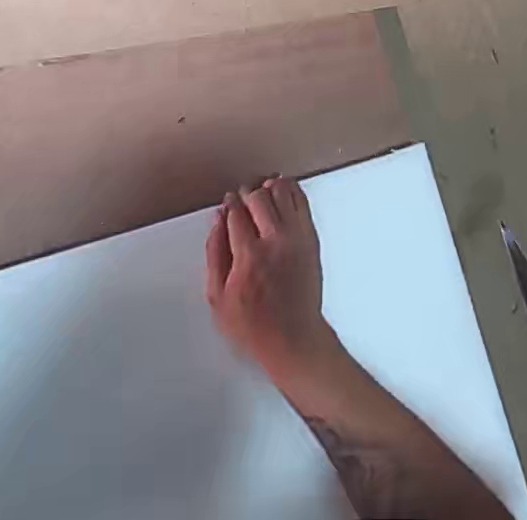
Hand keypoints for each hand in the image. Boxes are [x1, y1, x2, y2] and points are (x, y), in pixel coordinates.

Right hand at [206, 178, 336, 385]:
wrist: (294, 338)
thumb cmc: (255, 325)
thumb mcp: (218, 297)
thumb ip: (215, 253)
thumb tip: (217, 221)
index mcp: (249, 255)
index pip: (236, 212)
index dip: (230, 203)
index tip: (228, 203)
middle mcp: (275, 241)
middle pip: (259, 197)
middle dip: (247, 194)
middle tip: (243, 199)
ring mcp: (297, 238)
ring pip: (283, 193)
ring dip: (270, 188)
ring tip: (263, 193)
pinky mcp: (311, 239)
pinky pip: (302, 202)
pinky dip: (292, 190)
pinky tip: (283, 190)